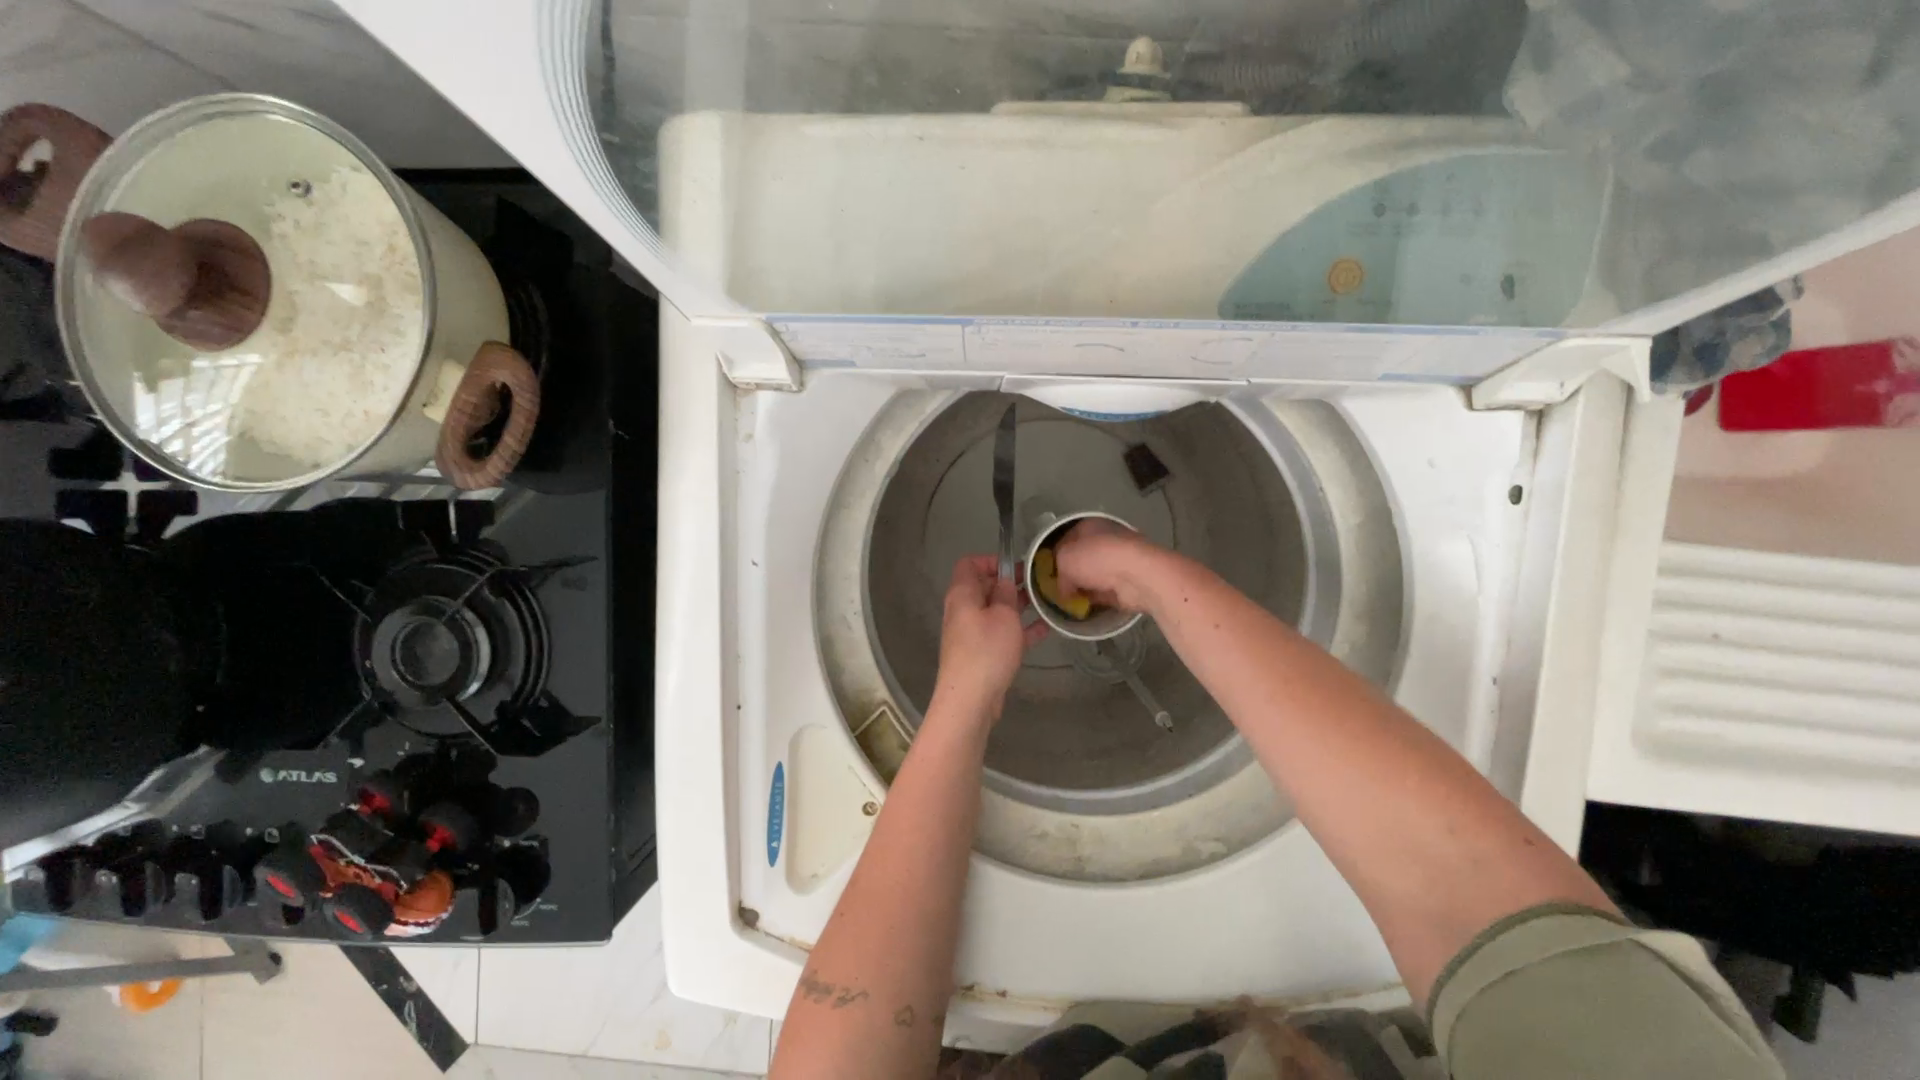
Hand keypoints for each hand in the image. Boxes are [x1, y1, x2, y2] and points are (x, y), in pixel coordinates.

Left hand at [933, 555, 1046, 721]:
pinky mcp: (982, 654)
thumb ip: (1007, 593)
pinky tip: (1045, 629)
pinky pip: (1002, 634)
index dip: (991, 561)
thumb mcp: (1004, 615)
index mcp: (962, 594)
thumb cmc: (987, 650)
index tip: (1015, 567)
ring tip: (1045, 602)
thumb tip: (1005, 581)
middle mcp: (963, 611)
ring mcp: (972, 634)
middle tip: (1037, 583)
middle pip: (985, 587)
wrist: (971, 699)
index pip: (969, 564)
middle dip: (1010, 583)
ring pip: (996, 612)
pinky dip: (1020, 630)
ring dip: (1018, 606)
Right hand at [1051, 519, 1159, 612]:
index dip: (1055, 556)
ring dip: (1085, 587)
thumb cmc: (1096, 558)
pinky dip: (1097, 598)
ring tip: (1070, 601)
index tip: (1048, 573)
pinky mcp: (1129, 580)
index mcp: (1090, 526)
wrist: (1136, 575)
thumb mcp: (1064, 559)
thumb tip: (1065, 587)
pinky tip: (1086, 607)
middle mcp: (1107, 539)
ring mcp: (1120, 560)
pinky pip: (1106, 590)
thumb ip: (1059, 572)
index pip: (1066, 539)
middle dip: (1071, 574)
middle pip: (1082, 558)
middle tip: (1059, 589)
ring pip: (1094, 575)